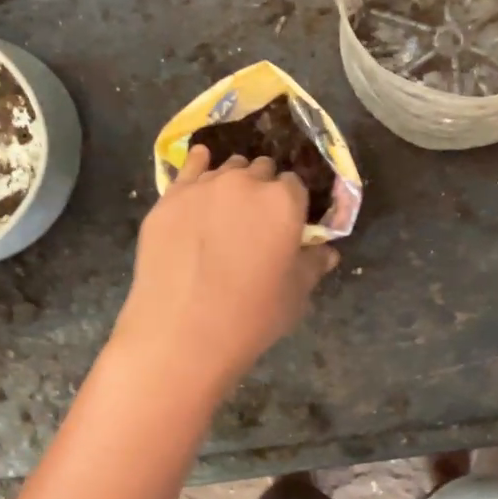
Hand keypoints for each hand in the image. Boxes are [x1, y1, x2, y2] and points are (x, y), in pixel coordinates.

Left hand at [110, 146, 338, 390]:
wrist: (180, 333)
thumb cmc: (250, 317)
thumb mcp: (295, 296)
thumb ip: (313, 265)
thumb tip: (328, 252)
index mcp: (284, 201)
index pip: (295, 185)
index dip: (292, 204)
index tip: (286, 223)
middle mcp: (246, 182)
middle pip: (261, 170)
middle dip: (262, 188)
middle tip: (256, 219)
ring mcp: (204, 186)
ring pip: (226, 169)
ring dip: (232, 182)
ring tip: (226, 209)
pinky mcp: (169, 198)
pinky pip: (189, 167)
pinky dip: (198, 165)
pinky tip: (199, 165)